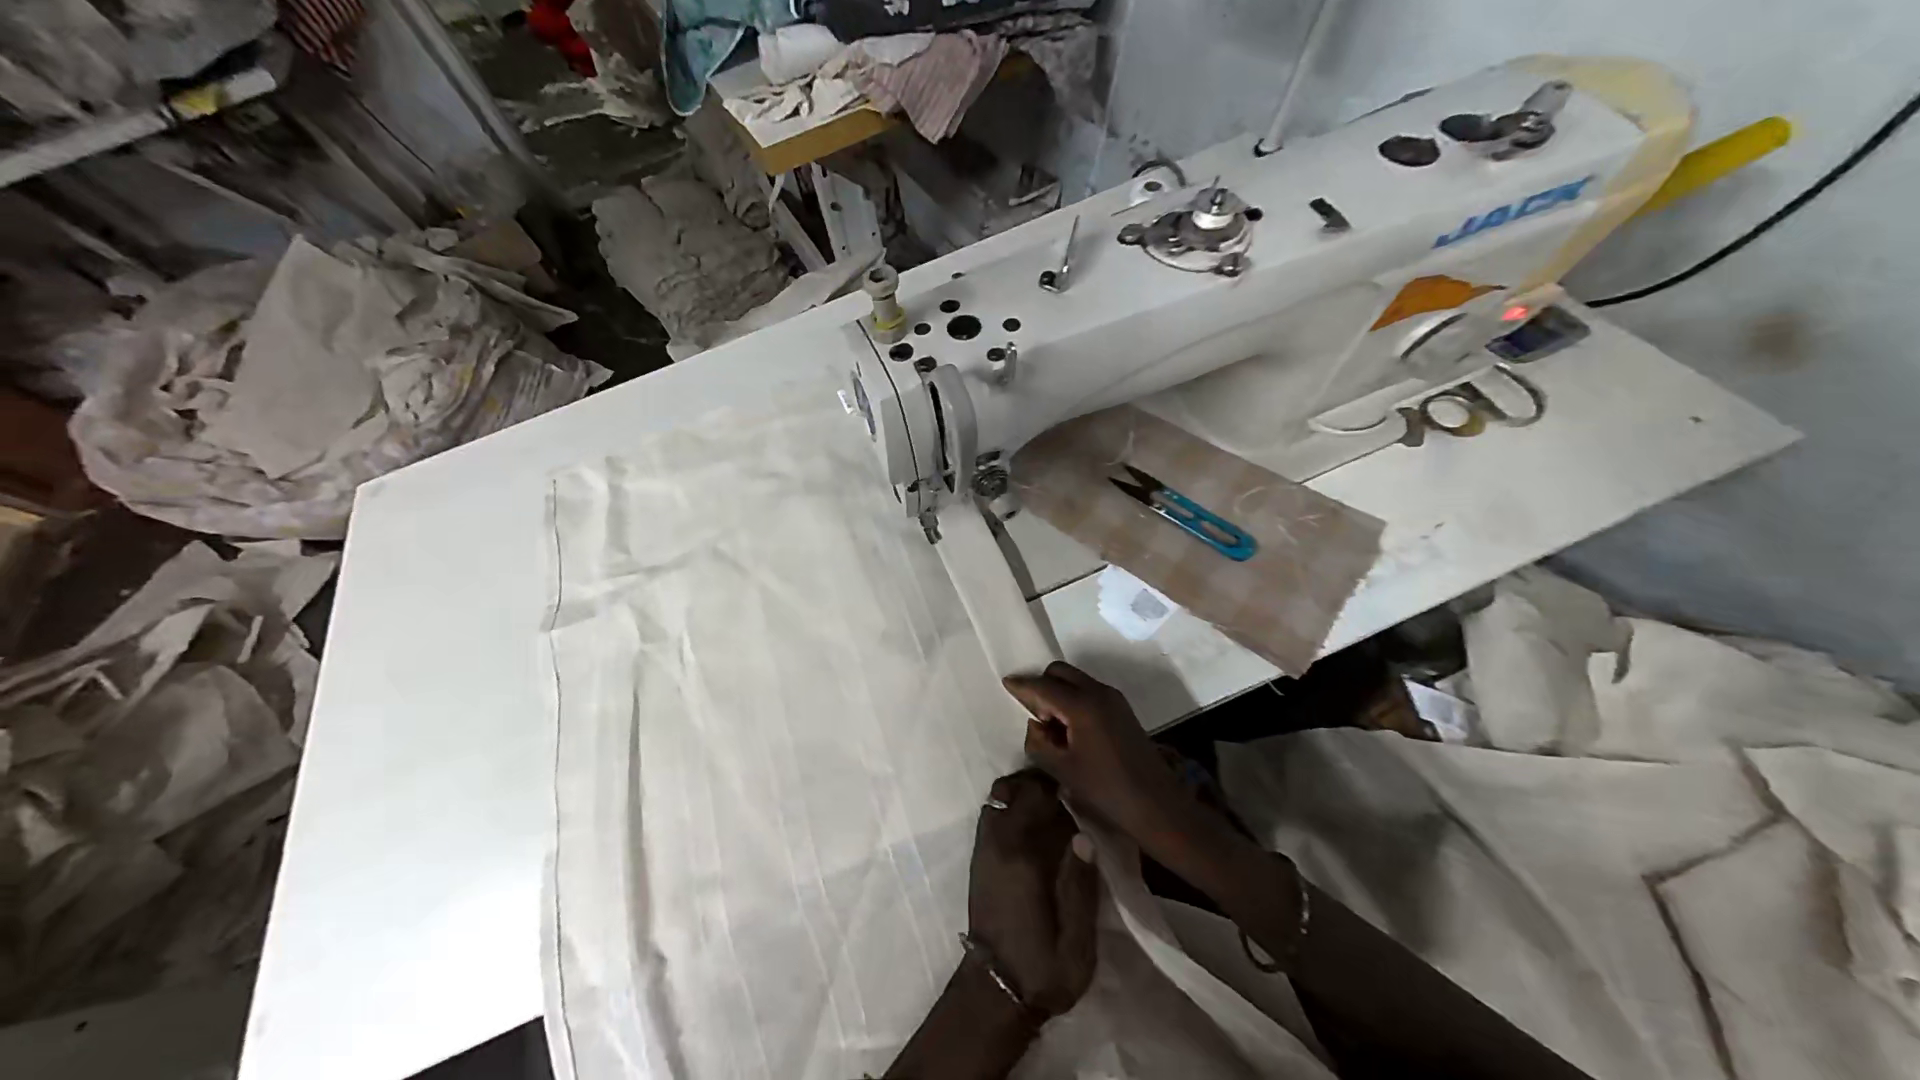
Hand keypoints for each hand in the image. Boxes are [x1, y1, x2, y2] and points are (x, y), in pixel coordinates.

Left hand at [968, 770, 1098, 1017]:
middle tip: (1069, 792)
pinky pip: (991, 816)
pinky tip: (1033, 823)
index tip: (1083, 788)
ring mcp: (983, 850)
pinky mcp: (978, 861)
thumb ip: (1080, 886)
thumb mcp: (1077, 940)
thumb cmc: (1043, 967)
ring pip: (997, 799)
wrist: (995, 992)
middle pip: (1012, 789)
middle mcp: (997, 844)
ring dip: (1022, 793)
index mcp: (1022, 857)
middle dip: (1039, 784)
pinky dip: (1009, 807)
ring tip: (1052, 803)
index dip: (1059, 787)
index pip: (1036, 798)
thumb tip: (1084, 837)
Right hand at [1005, 663, 1194, 846]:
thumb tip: (1035, 724)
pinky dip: (1073, 699)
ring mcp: (1113, 699)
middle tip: (1034, 714)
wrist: (1155, 803)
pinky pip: (1089, 691)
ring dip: (1058, 692)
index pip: (1043, 686)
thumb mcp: (1061, 768)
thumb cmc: (1105, 788)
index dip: (1022, 685)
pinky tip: (1071, 728)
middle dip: (1042, 685)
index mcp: (1082, 704)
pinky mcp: (1121, 709)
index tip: (1006, 683)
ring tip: (1053, 726)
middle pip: (1061, 672)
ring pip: (1076, 680)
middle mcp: (1098, 692)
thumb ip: (1038, 741)